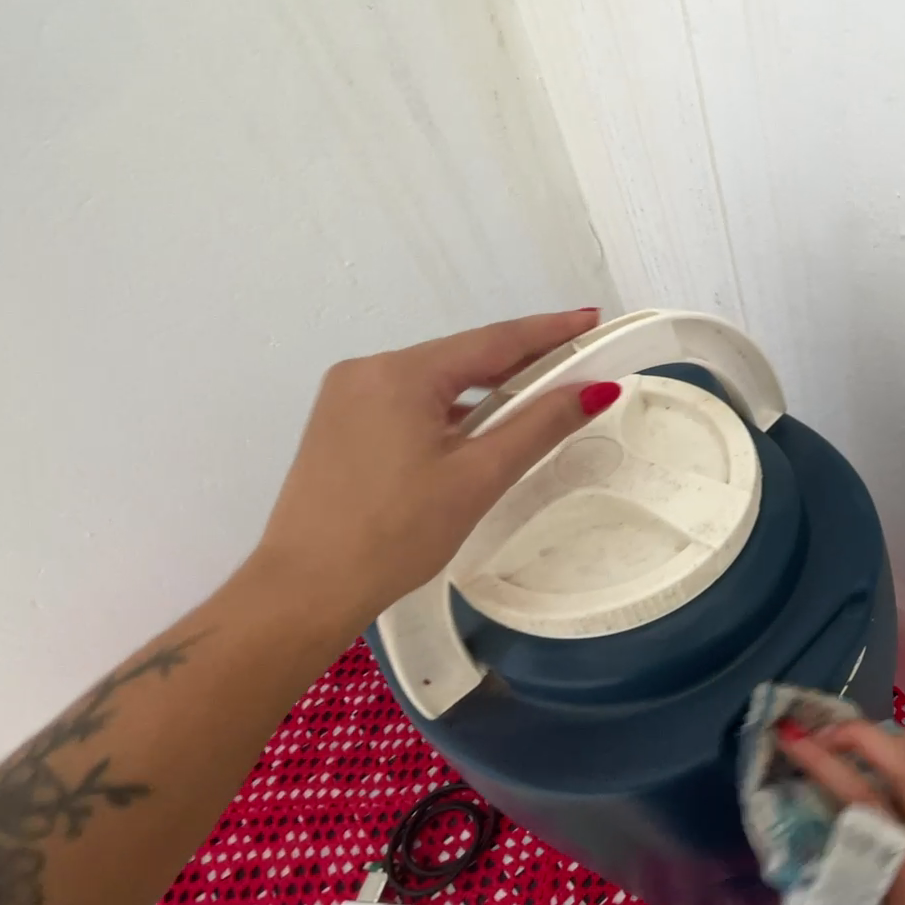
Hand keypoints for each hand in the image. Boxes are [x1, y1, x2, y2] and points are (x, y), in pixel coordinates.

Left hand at [251, 308, 616, 624]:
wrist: (308, 586)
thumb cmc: (399, 530)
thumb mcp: (481, 475)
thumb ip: (541, 425)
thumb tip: (597, 390)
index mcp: (400, 374)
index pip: (493, 341)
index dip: (550, 330)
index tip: (593, 318)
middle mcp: (369, 371)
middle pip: (465, 357)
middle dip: (526, 360)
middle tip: (582, 360)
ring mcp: (350, 397)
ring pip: (442, 380)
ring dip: (494, 388)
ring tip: (546, 396)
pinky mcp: (345, 424)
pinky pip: (418, 401)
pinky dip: (461, 408)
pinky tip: (488, 427)